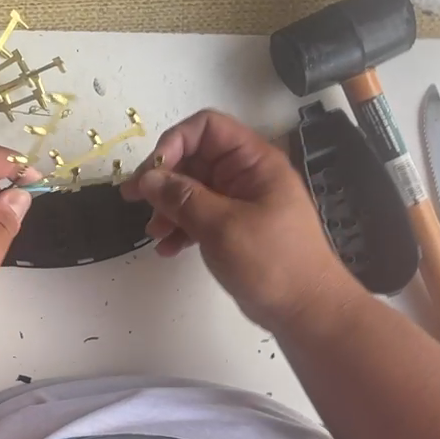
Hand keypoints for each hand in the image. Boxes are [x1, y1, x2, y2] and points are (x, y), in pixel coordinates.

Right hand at [120, 109, 362, 332]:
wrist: (305, 310)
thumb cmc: (273, 262)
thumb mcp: (222, 226)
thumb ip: (182, 198)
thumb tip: (147, 179)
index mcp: (254, 162)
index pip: (207, 128)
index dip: (175, 142)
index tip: (152, 173)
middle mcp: (245, 175)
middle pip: (193, 158)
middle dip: (163, 179)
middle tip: (134, 199)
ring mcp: (238, 202)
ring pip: (190, 189)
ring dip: (166, 207)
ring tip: (154, 232)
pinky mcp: (231, 227)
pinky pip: (196, 215)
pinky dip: (179, 228)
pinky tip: (168, 248)